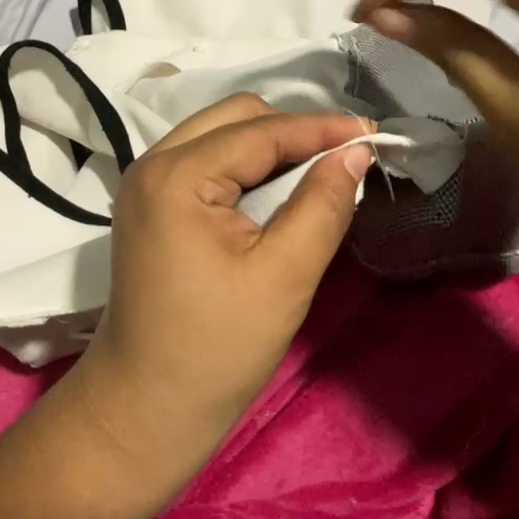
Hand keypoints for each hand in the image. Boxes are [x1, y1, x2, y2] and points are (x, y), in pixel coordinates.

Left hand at [71, 96, 372, 462]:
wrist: (147, 401)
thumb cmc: (218, 346)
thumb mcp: (284, 277)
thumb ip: (322, 206)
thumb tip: (355, 152)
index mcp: (176, 176)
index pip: (259, 131)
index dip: (320, 128)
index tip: (373, 133)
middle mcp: (152, 163)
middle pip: (234, 117)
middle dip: (292, 130)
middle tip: (344, 158)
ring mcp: (145, 181)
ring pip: (219, 133)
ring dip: (269, 146)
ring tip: (316, 174)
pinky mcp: (149, 201)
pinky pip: (204, 158)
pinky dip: (244, 165)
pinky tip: (276, 192)